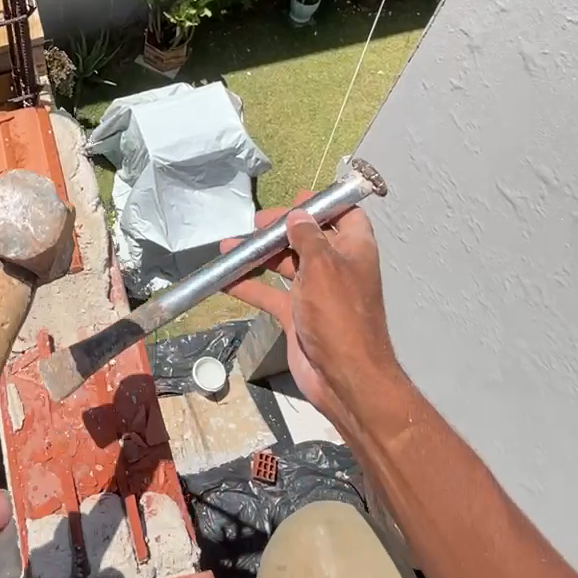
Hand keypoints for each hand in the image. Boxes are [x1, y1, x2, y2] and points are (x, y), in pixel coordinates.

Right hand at [220, 196, 402, 430]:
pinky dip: (248, 285)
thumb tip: (298, 214)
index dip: (324, 204)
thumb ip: (308, 236)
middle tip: (257, 223)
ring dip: (258, 255)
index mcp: (352, 251)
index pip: (345, 216)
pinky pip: (269, 292)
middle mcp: (335, 268)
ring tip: (229, 246)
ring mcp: (314, 292)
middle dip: (281, 228)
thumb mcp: (324, 266)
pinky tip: (225, 278)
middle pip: (307, 238)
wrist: (344, 378)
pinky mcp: (296, 314)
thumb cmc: (339, 315)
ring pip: (284, 264)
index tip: (296, 199)